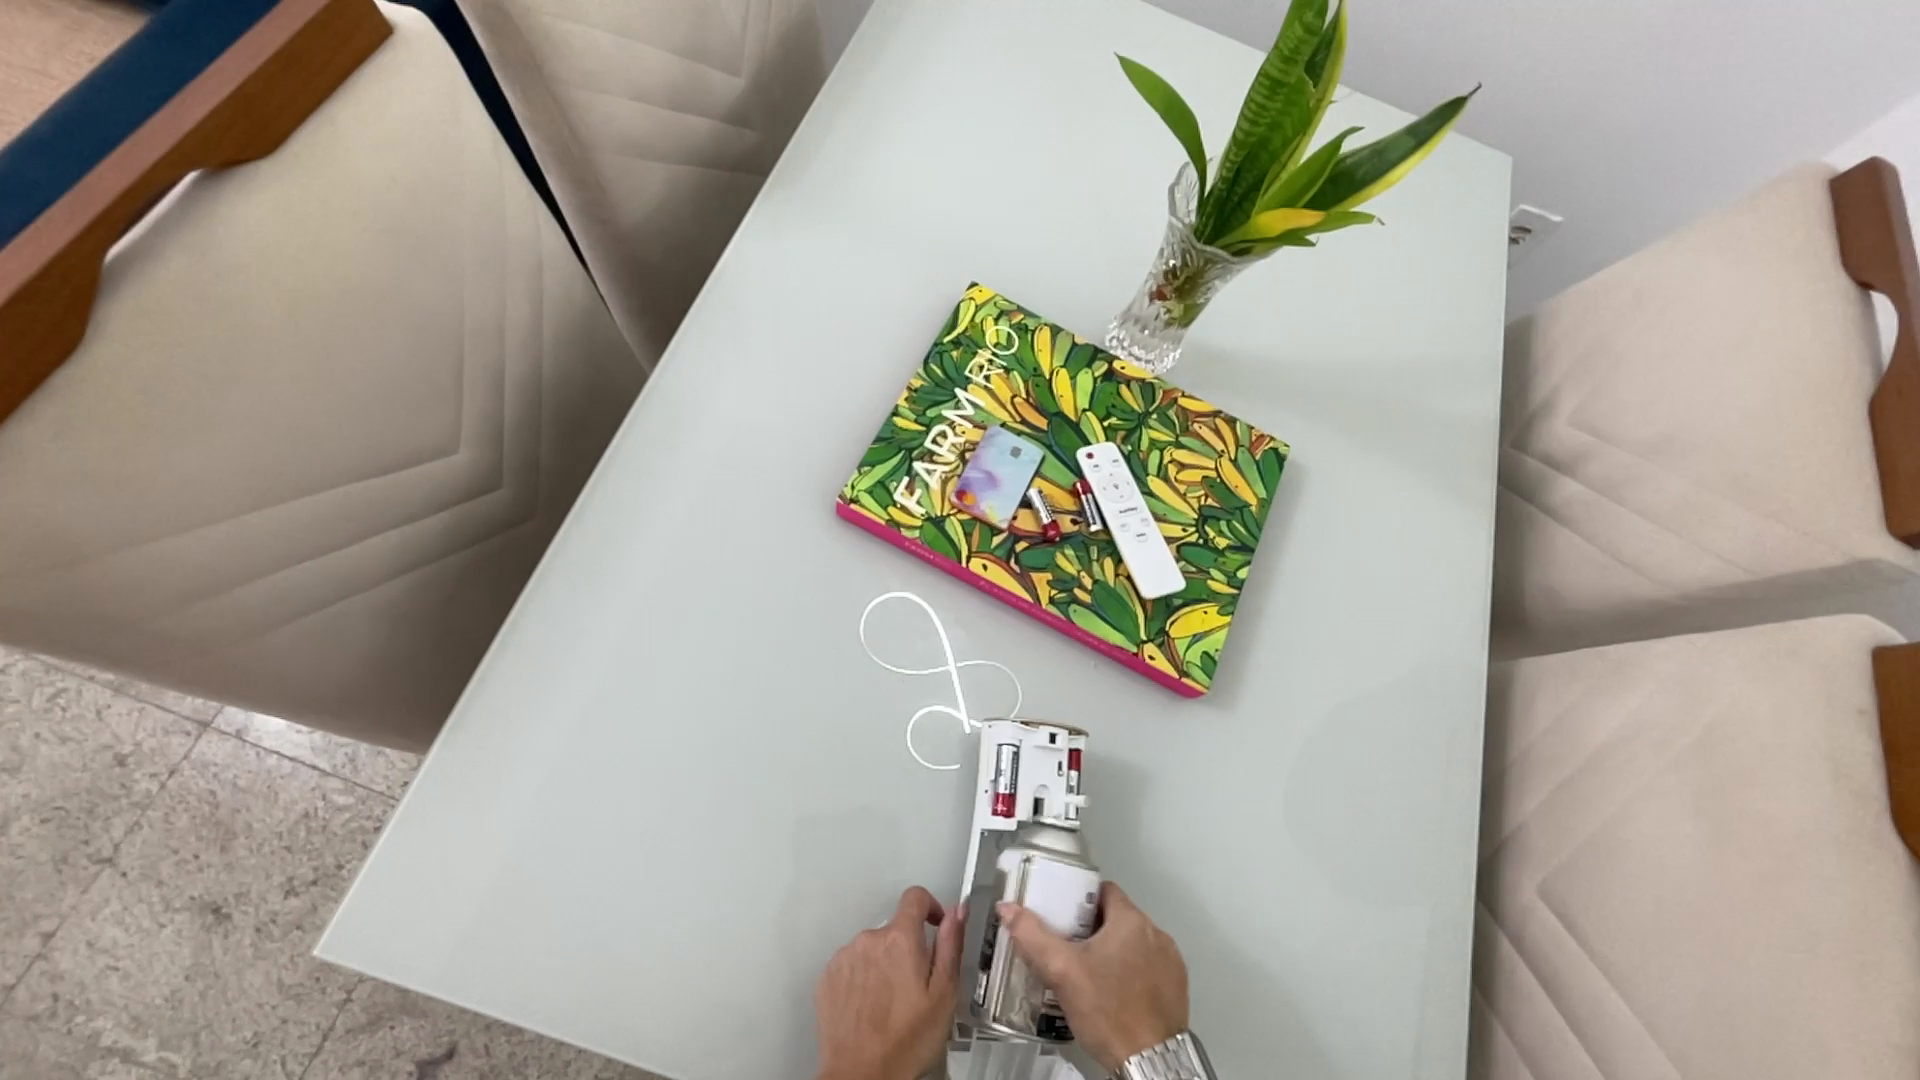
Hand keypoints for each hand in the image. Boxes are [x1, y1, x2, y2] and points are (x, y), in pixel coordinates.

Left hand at [815, 886, 964, 1079]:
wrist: (860, 1075)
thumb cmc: (905, 1041)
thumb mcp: (944, 993)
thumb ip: (950, 944)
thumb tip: (956, 911)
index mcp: (900, 938)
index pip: (915, 897)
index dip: (929, 907)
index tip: (934, 926)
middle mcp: (869, 939)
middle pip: (894, 929)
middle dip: (907, 948)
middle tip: (915, 986)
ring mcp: (845, 957)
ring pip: (872, 948)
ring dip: (883, 964)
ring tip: (891, 1003)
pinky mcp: (829, 976)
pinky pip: (851, 965)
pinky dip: (863, 978)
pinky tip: (871, 1007)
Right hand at [997, 882, 1187, 1071]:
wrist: (1150, 1063)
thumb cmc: (1106, 1010)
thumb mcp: (1061, 971)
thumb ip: (1032, 936)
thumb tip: (1007, 908)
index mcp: (1131, 920)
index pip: (1103, 891)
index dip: (1080, 899)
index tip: (1063, 916)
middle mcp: (1156, 933)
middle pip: (1117, 917)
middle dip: (1093, 928)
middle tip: (1068, 948)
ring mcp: (1171, 961)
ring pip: (1133, 943)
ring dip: (1113, 950)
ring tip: (1089, 972)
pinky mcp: (1177, 987)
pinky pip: (1149, 967)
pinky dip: (1132, 972)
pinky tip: (1114, 993)